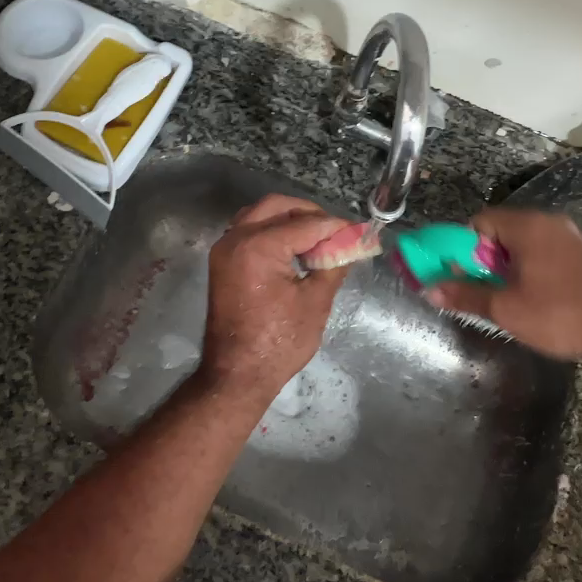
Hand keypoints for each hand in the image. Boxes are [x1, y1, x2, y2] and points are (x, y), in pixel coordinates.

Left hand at [201, 195, 352, 400]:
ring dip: (289, 219)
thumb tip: (350, 245)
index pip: (306, 224)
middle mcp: (236, 239)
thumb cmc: (278, 342)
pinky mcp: (223, 262)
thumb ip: (333, 264)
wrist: (236, 374)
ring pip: (260, 214)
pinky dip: (272, 230)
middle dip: (310, 214)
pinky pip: (249, 230)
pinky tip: (294, 248)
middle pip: (277, 206)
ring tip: (318, 239)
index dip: (336, 227)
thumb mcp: (315, 302)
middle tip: (337, 232)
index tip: (359, 231)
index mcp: (258, 247)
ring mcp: (225, 249)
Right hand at [427, 209, 581, 366]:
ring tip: (509, 298)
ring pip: (524, 243)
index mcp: (528, 227)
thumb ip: (465, 296)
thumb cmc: (560, 316)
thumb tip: (429, 289)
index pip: (480, 221)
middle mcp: (550, 223)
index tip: (461, 275)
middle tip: (484, 290)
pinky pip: (545, 252)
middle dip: (484, 258)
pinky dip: (531, 268)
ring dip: (508, 265)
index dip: (463, 247)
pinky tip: (537, 297)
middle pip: (501, 230)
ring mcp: (571, 237)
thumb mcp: (506, 309)